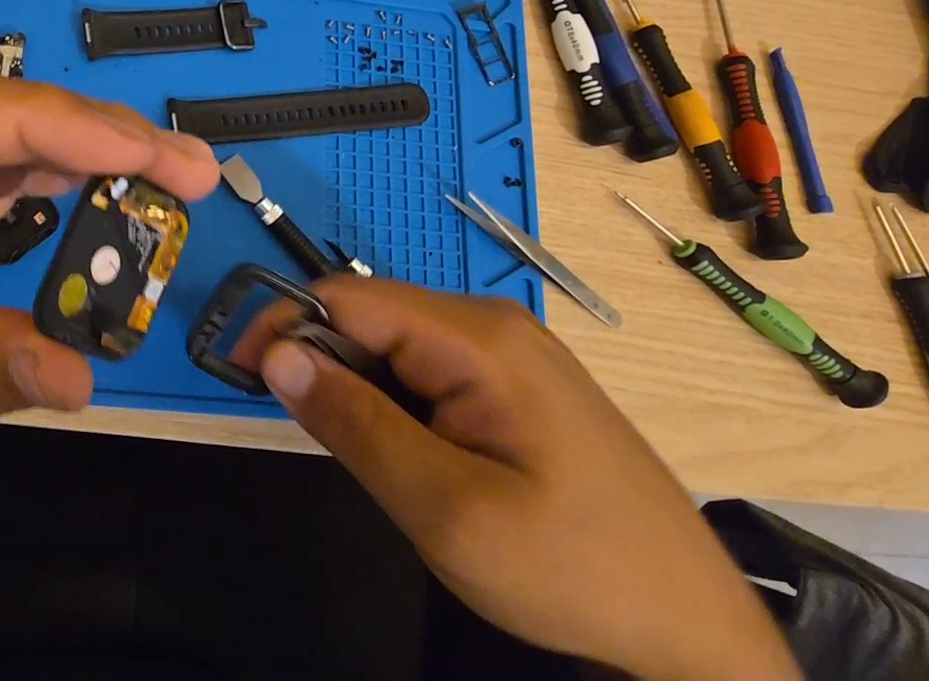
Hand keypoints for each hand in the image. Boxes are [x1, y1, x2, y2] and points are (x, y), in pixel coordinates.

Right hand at [253, 278, 798, 680]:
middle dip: (318, 360)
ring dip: (352, 386)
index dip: (283, 326)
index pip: (346, 299)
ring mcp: (507, 355)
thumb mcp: (444, 507)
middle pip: (369, 317)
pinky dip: (389, 402)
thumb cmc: (570, 569)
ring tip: (355, 454)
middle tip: (302, 431)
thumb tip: (276, 356)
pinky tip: (400, 452)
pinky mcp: (513, 386)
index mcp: (477, 338)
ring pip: (393, 346)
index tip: (240, 375)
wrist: (688, 630)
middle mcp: (491, 327)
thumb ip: (353, 424)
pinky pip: (425, 372)